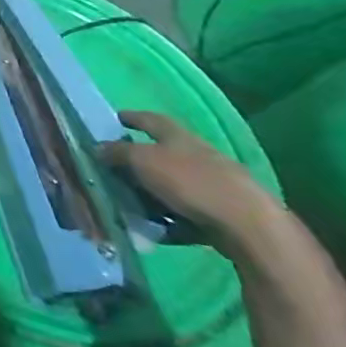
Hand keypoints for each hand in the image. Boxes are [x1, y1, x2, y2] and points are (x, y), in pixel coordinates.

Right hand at [102, 110, 283, 251]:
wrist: (246, 224)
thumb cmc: (189, 182)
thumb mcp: (142, 161)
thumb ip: (117, 152)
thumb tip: (98, 148)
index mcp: (177, 136)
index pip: (150, 119)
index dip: (132, 117)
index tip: (116, 118)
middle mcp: (196, 154)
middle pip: (162, 152)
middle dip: (139, 159)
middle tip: (115, 168)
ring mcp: (211, 183)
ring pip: (172, 183)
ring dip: (152, 191)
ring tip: (131, 203)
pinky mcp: (219, 211)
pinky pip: (185, 210)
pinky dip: (169, 217)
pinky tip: (156, 228)